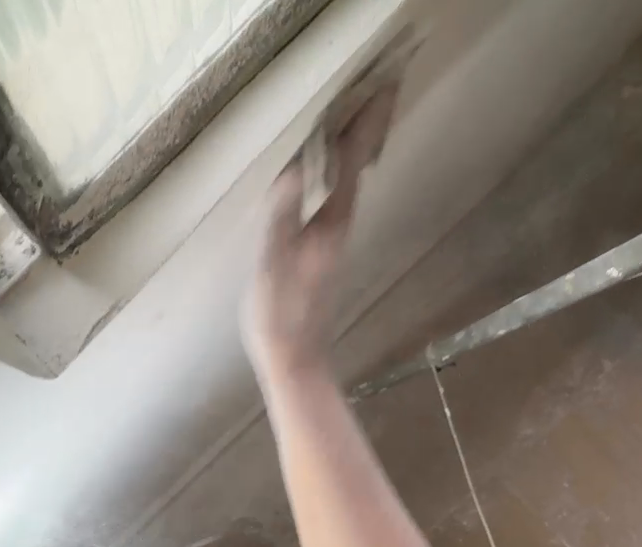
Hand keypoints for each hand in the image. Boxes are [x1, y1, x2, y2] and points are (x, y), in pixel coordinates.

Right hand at [241, 85, 398, 381]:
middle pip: (354, 173)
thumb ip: (280, 219)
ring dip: (349, 156)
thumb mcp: (270, 268)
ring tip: (348, 125)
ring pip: (346, 189)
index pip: (348, 167)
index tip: (371, 90)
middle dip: (362, 134)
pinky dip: (334, 180)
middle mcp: (338, 233)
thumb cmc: (279, 318)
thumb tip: (291, 172)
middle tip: (371, 94)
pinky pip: (334, 205)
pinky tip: (324, 179)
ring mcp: (333, 247)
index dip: (357, 128)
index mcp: (329, 228)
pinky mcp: (324, 258)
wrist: (295, 362)